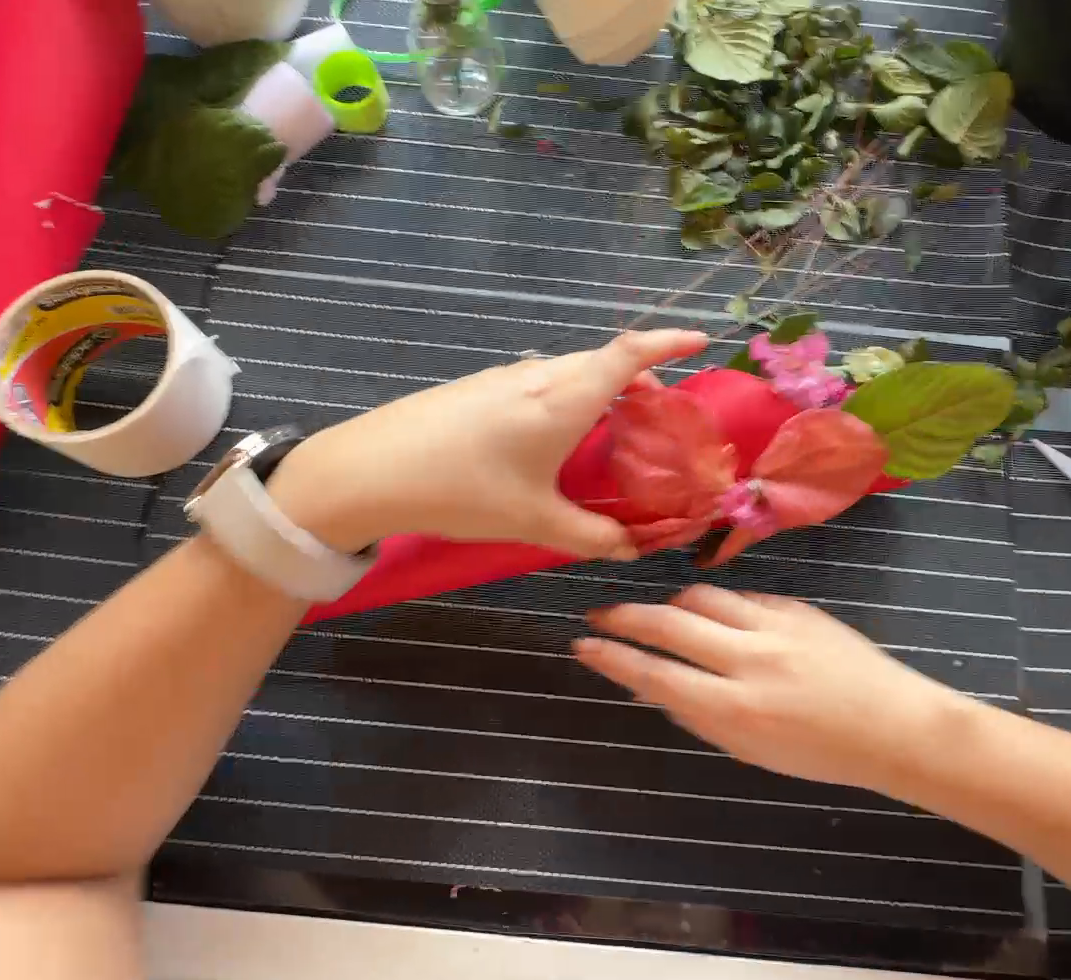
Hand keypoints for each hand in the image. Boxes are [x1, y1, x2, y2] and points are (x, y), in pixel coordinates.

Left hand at [268, 329, 707, 556]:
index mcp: (563, 398)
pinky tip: (551, 439)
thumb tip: (631, 548)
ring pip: (568, 373)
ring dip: (598, 391)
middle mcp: (538, 376)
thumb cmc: (464, 491)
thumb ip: (591, 535)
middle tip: (659, 415)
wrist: (369, 471)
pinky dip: (565, 401)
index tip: (700, 340)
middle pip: (602, 362)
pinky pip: (538, 384)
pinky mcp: (476, 388)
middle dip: (640, 379)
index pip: (628, 354)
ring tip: (610, 431)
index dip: (668, 342)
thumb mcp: (534, 521)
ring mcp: (502, 377)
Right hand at [574, 585, 968, 794]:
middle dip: (624, 617)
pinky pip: (740, 597)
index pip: (654, 675)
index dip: (613, 658)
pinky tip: (715, 618)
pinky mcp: (796, 607)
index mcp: (735, 709)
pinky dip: (717, 606)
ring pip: (700, 597)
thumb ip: (700, 716)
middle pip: (668, 623)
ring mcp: (774, 626)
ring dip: (669, 605)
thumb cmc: (820, 753)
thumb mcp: (751, 751)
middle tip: (599, 615)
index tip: (584, 646)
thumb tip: (656, 685)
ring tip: (659, 616)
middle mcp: (748, 660)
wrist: (894, 725)